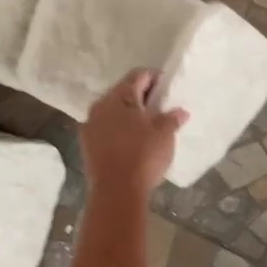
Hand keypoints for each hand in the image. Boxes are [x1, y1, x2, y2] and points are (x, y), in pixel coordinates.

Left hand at [81, 69, 189, 195]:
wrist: (116, 191)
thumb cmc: (143, 155)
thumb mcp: (165, 134)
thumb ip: (172, 118)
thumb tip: (180, 112)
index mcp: (120, 96)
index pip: (138, 75)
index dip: (155, 78)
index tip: (168, 87)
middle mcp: (100, 105)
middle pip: (123, 91)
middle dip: (141, 96)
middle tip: (160, 106)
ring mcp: (90, 125)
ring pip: (112, 110)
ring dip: (128, 113)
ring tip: (147, 124)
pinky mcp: (87, 144)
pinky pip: (105, 127)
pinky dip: (119, 128)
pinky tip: (132, 140)